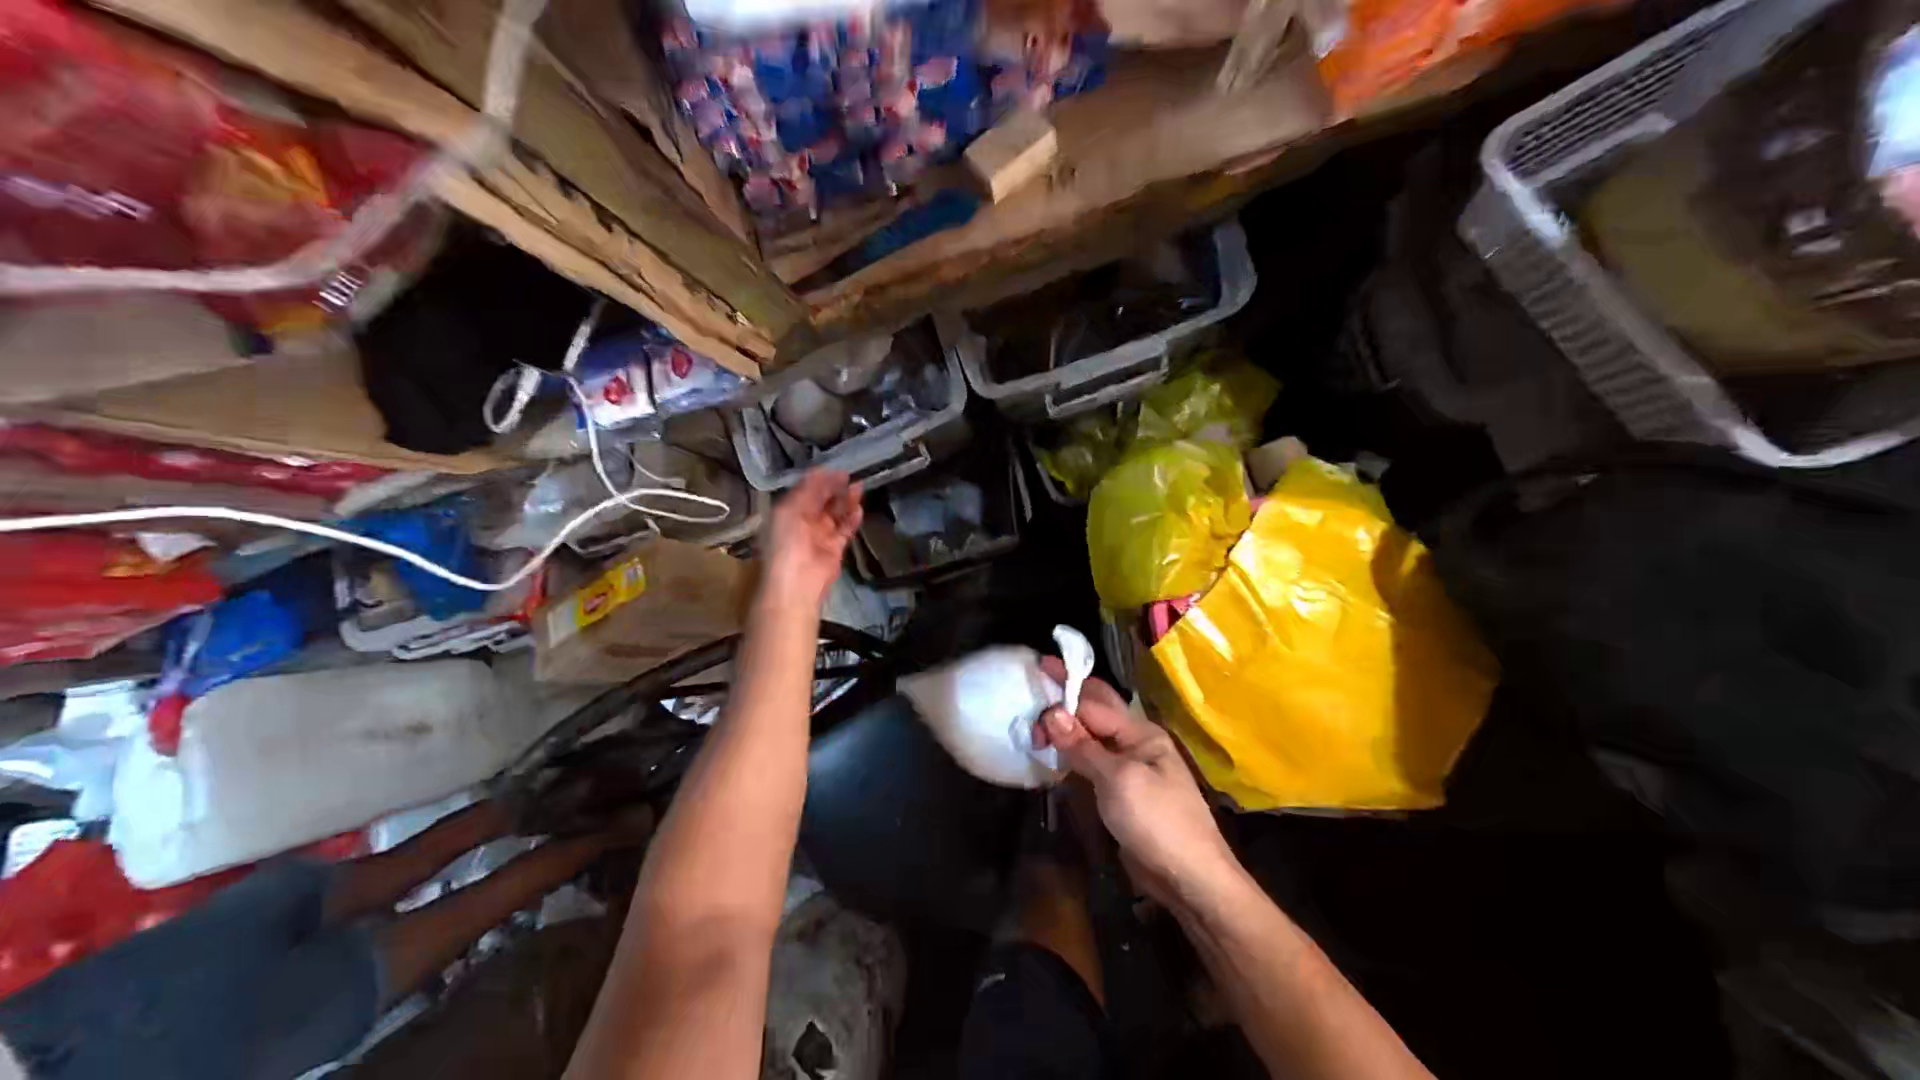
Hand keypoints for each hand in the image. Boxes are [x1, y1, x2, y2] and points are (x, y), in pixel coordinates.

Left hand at [761, 468, 861, 608]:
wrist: (797, 582)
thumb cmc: (787, 543)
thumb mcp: (790, 510)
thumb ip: (808, 490)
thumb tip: (825, 471)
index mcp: (788, 511)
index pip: (806, 490)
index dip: (821, 479)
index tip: (837, 469)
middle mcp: (803, 521)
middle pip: (823, 499)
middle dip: (836, 488)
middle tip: (851, 477)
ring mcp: (820, 534)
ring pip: (836, 513)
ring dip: (846, 501)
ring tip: (859, 489)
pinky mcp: (835, 547)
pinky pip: (845, 529)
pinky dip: (852, 519)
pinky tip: (858, 509)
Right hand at [1036, 659, 1238, 908]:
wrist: (1191, 879)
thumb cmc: (1158, 822)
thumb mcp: (1118, 780)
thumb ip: (1084, 747)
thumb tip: (1052, 712)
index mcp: (1141, 733)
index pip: (1094, 704)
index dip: (1064, 691)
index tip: (1036, 673)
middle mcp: (1136, 745)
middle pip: (1096, 713)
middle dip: (1067, 698)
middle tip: (1033, 686)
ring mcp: (1130, 770)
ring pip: (1091, 739)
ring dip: (1065, 728)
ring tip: (1035, 719)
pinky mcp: (1122, 795)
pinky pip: (1093, 764)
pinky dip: (1071, 755)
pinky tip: (1054, 755)